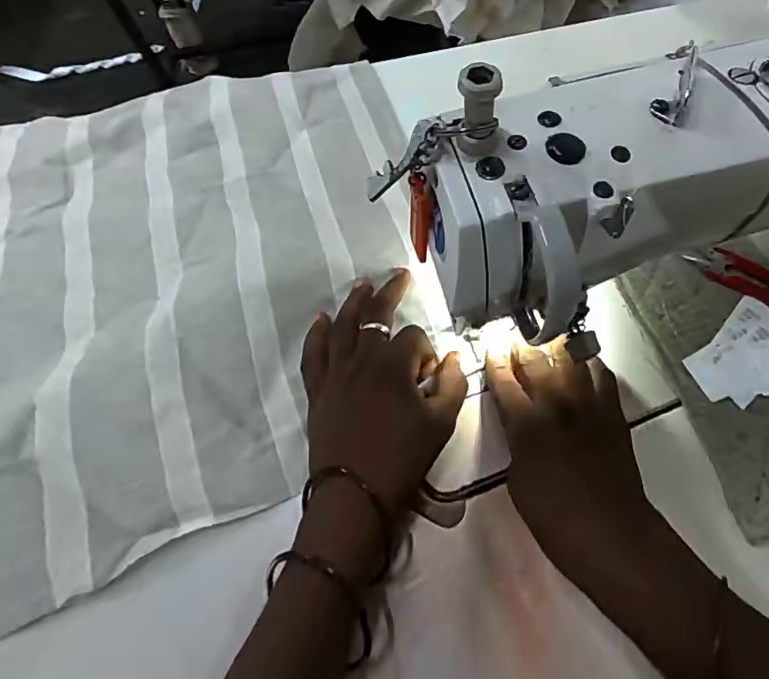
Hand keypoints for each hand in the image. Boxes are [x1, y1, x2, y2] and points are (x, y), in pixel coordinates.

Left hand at [299, 270, 468, 511]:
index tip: (432, 377)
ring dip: (354, 303)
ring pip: (343, 326)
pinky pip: (314, 353)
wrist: (354, 494)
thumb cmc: (402, 459)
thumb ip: (453, 386)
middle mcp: (362, 358)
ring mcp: (336, 371)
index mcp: (394, 364)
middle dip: (390, 292)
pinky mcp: (318, 388)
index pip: (415, 338)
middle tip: (399, 275)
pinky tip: (321, 319)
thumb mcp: (441, 426)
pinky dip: (316, 334)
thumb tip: (454, 357)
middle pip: (375, 315)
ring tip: (362, 284)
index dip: (428, 352)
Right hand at [485, 339, 660, 588]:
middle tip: (515, 344)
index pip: (503, 380)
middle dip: (522, 348)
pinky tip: (583, 366)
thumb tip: (517, 424)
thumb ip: (515, 441)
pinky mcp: (613, 412)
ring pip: (570, 358)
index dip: (494, 361)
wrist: (614, 536)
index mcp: (526, 424)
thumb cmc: (557, 519)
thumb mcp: (518, 480)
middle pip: (536, 360)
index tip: (491, 350)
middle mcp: (556, 405)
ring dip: (555, 348)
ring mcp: (588, 405)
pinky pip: (601, 374)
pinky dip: (589, 364)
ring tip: (547, 345)